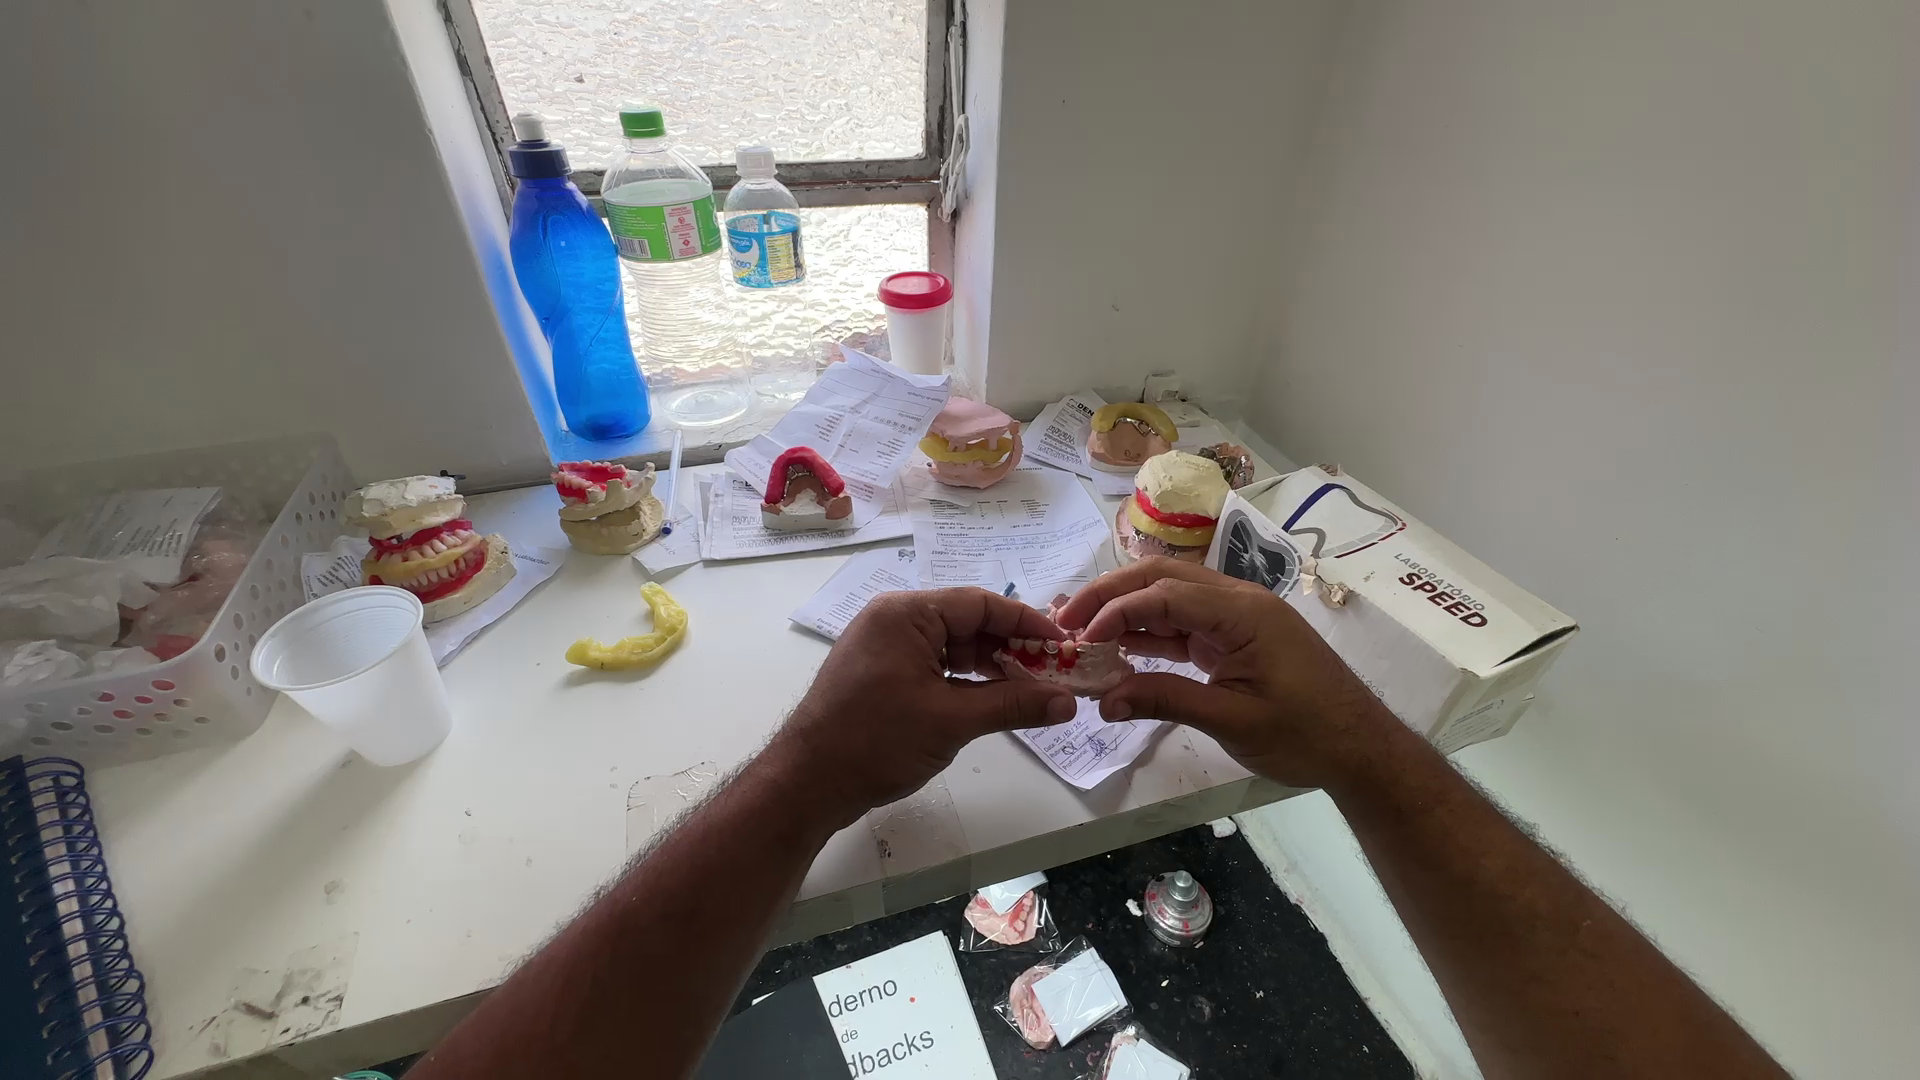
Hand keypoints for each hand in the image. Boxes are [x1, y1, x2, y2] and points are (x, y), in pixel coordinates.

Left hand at [769, 588, 1078, 825]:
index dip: (1027, 624)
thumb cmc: (877, 741)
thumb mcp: (952, 720)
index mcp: (907, 613)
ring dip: (990, 666)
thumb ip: (1013, 704)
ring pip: (952, 645)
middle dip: (1012, 648)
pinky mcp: (881, 671)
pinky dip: (964, 680)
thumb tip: (1067, 703)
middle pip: (967, 622)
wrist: (807, 783)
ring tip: (1032, 690)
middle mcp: (894, 618)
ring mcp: (884, 645)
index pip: (981, 603)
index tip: (1064, 646)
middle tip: (1054, 674)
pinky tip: (992, 699)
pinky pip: (933, 663)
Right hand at [1053, 558, 1405, 790]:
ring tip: (1082, 629)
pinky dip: (1148, 631)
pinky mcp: (1234, 636)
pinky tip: (1119, 646)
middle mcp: (1238, 601)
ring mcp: (1236, 617)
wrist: (1362, 750)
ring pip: (1169, 594)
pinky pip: (1182, 622)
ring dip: (1126, 609)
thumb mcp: (1232, 721)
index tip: (1079, 639)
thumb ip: (1165, 701)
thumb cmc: (1305, 736)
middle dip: (1111, 594)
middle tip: (1067, 619)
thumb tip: (1104, 702)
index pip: (1164, 595)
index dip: (1116, 613)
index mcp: (1242, 612)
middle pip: (1162, 578)